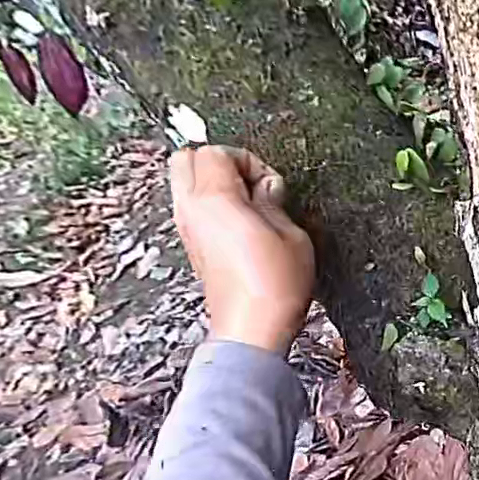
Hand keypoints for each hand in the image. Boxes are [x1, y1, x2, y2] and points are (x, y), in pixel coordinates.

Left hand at [169, 145, 315, 352]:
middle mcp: (191, 208)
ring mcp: (187, 228)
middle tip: (254, 187)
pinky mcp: (192, 245)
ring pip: (184, 181)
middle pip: (186, 158)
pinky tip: (242, 226)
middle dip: (222, 164)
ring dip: (214, 184)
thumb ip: (275, 202)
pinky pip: (192, 206)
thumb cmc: (276, 285)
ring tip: (250, 208)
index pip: (216, 152)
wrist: (252, 327)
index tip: (272, 186)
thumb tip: (268, 189)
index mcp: (214, 199)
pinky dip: (212, 205)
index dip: (250, 162)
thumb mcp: (293, 236)